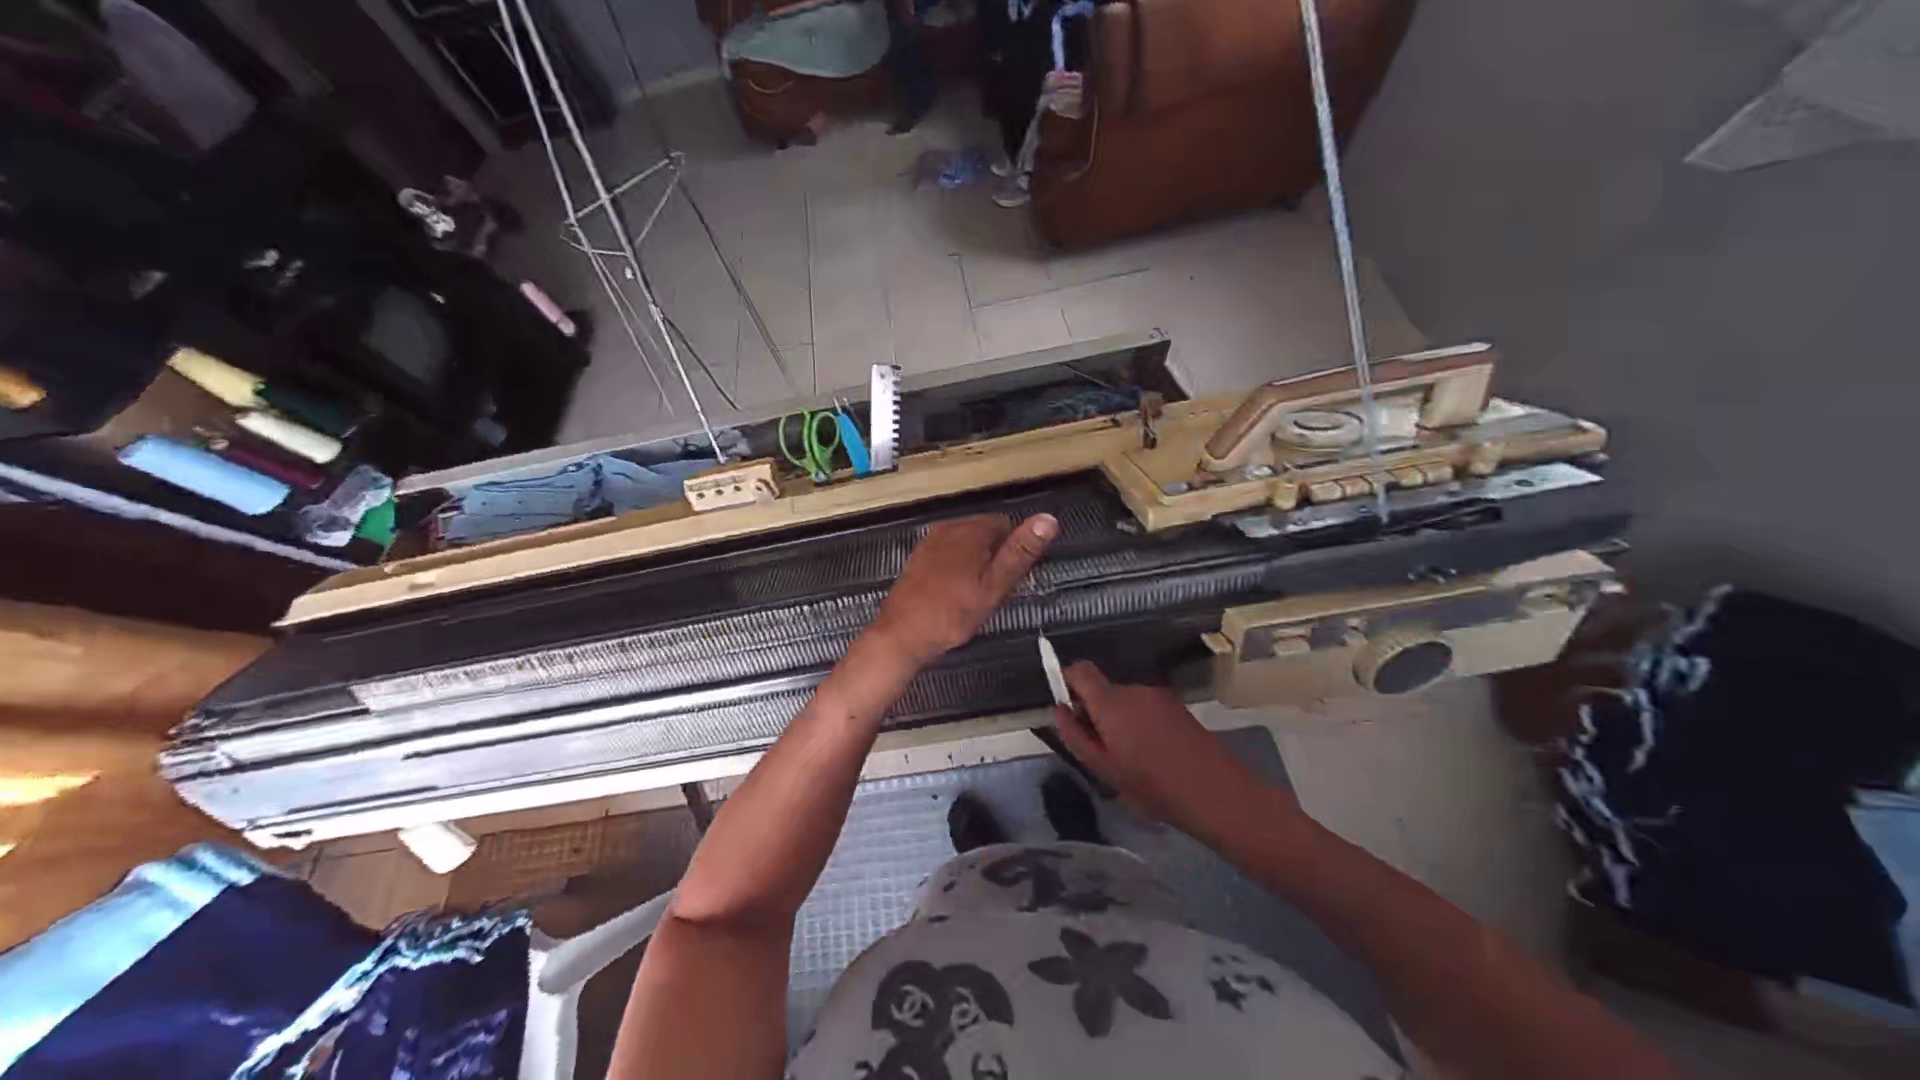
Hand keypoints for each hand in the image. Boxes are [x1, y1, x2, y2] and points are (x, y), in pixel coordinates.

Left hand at [868, 513, 1057, 663]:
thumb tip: (1047, 520)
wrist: (902, 634)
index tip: (1009, 577)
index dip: (1014, 552)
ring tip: (973, 597)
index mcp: (970, 530)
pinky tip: (953, 596)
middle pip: (986, 535)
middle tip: (992, 591)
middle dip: (994, 559)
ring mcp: (930, 543)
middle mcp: (948, 529)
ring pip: (967, 547)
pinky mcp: (919, 559)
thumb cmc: (950, 613)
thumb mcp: (995, 585)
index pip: (1007, 525)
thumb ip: (1021, 551)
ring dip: (975, 566)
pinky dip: (956, 572)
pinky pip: (948, 557)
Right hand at [1050, 661, 1283, 837]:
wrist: (1215, 792)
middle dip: (1095, 711)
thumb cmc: (1152, 785)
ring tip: (1128, 756)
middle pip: (1103, 689)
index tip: (1065, 705)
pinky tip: (1150, 753)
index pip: (1080, 670)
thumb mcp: (1104, 769)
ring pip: (1124, 700)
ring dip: (1118, 719)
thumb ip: (1075, 736)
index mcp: (1112, 702)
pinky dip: (1138, 722)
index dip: (1066, 679)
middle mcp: (1134, 689)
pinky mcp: (1175, 705)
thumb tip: (1058, 709)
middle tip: (1099, 748)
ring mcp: (1158, 695)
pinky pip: (1144, 706)